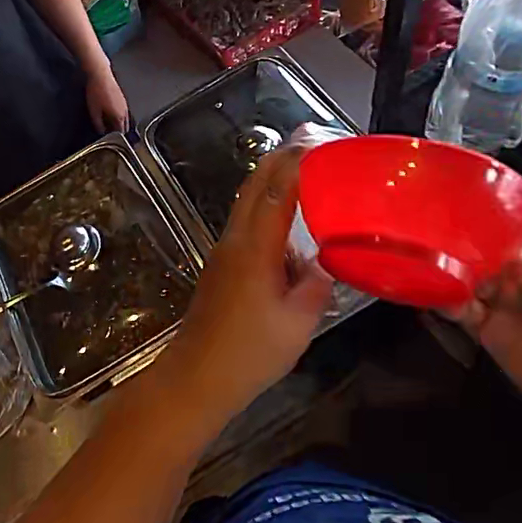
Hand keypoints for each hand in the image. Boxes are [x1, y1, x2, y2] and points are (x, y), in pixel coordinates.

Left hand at [86, 69, 128, 133]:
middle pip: (125, 126)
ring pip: (125, 119)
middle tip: (110, 133)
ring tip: (109, 124)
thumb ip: (98, 123)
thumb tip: (100, 131)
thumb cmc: (97, 91)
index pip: (120, 132)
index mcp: (119, 116)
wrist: (100, 75)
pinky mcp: (122, 98)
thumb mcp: (93, 111)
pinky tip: (111, 113)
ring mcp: (125, 104)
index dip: (115, 137)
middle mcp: (124, 111)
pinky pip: (123, 112)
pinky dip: (119, 116)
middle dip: (119, 131)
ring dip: (119, 123)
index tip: (109, 139)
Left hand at [155, 146, 332, 421]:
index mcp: (255, 249)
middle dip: (280, 159)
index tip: (319, 144)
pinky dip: (266, 206)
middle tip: (310, 142)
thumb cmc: (249, 353)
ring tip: (304, 173)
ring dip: (271, 180)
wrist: (194, 380)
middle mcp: (235, 240)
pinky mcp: (221, 266)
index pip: (276, 192)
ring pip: (246, 201)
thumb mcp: (298, 323)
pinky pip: (246, 222)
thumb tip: (327, 262)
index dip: (297, 164)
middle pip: (254, 185)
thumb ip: (316, 285)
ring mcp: (224, 252)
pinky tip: (288, 221)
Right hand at [446, 222, 521, 441]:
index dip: (513, 234)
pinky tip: (436, 295)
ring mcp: (518, 310)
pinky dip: (447, 301)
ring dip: (456, 271)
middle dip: (476, 249)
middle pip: (501, 253)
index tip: (487, 238)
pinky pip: (466, 312)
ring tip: (436, 269)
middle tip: (452, 251)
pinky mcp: (496, 339)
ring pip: (478, 278)